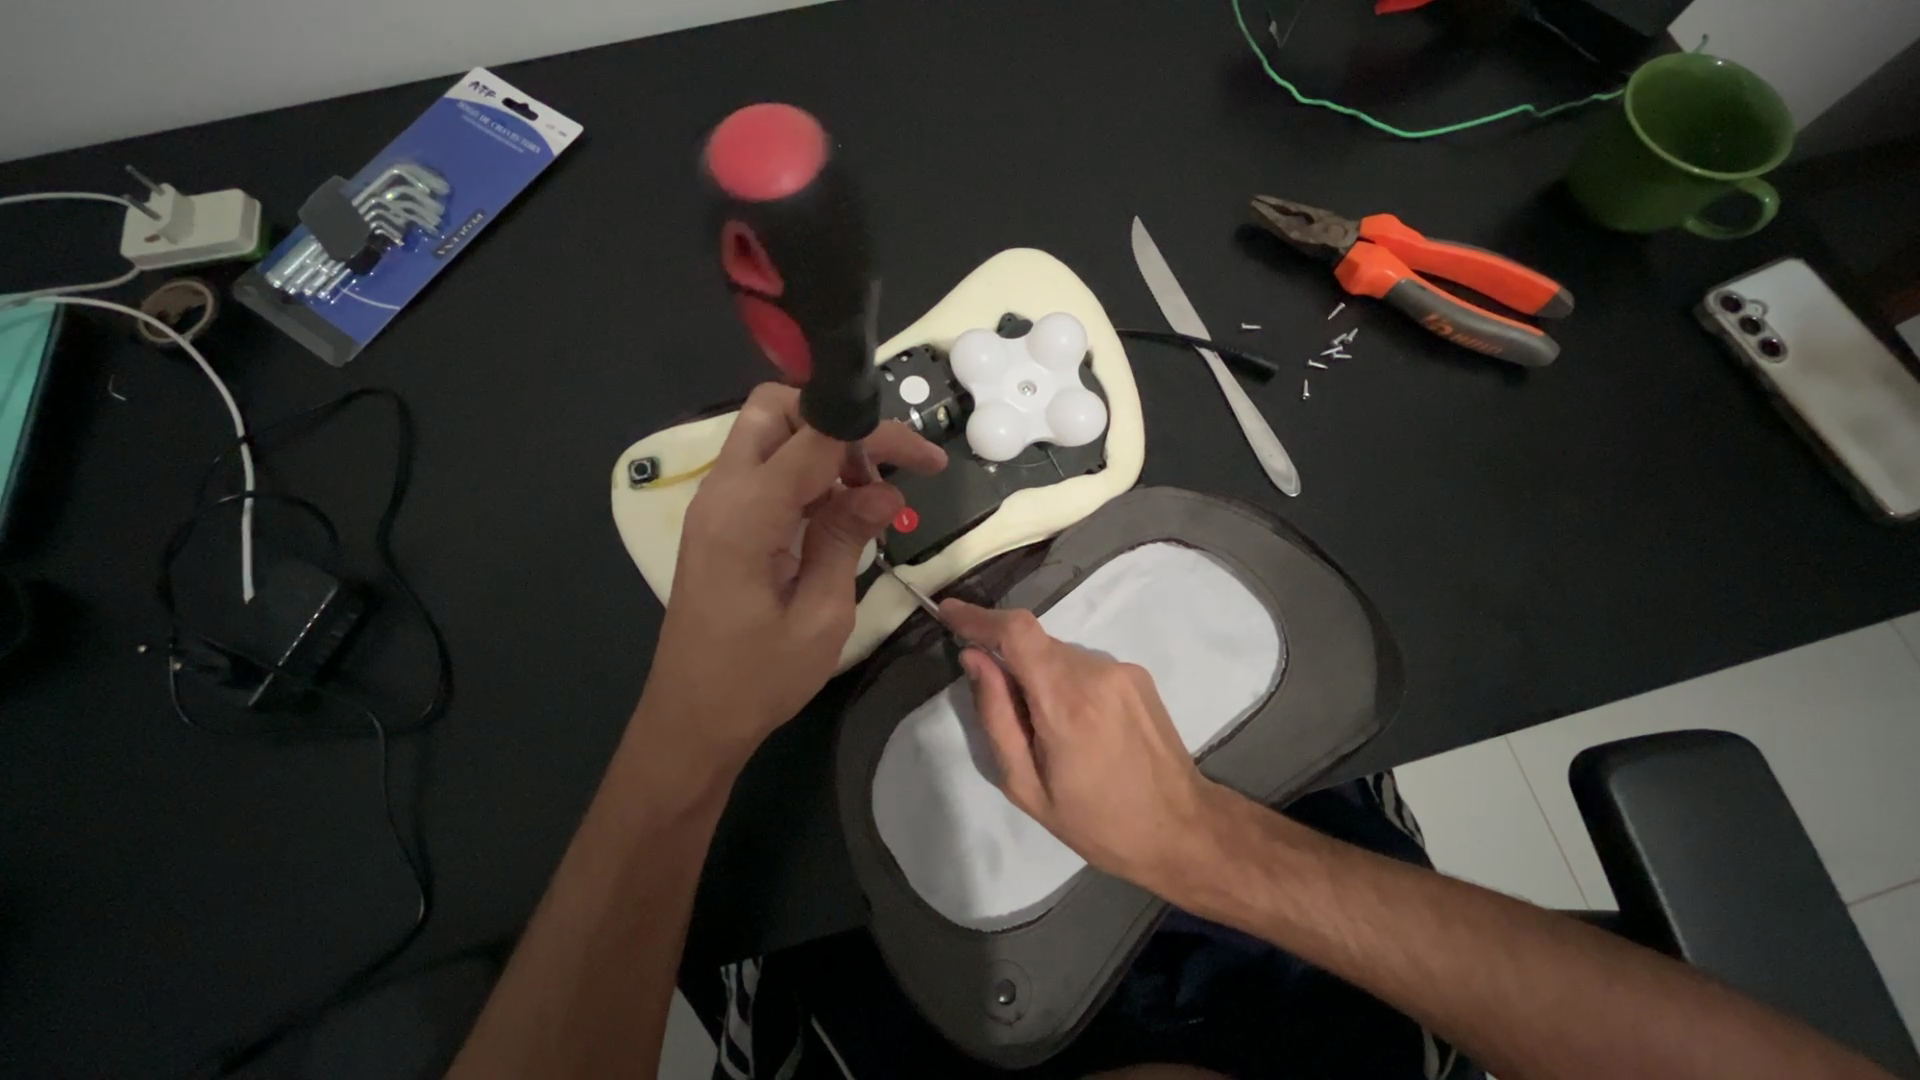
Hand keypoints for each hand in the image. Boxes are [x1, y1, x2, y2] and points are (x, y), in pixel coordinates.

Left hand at [639, 384, 945, 770]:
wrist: (692, 721)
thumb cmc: (758, 680)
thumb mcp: (822, 614)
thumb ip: (848, 539)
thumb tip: (884, 489)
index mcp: (746, 512)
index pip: (816, 435)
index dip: (875, 434)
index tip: (925, 460)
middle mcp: (722, 492)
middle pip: (777, 409)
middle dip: (838, 423)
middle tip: (884, 471)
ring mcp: (715, 506)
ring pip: (770, 436)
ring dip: (824, 448)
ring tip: (872, 497)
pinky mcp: (720, 523)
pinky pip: (764, 472)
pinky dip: (806, 475)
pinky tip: (841, 513)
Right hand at [940, 599, 1234, 893]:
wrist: (1181, 828)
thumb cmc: (1096, 822)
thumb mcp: (1026, 786)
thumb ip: (995, 716)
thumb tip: (974, 659)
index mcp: (1065, 703)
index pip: (1017, 632)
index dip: (978, 617)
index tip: (949, 613)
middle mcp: (1097, 672)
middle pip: (1035, 643)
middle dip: (1009, 663)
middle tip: (1009, 715)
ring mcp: (1122, 670)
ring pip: (1059, 654)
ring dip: (1040, 677)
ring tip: (1053, 734)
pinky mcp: (1138, 674)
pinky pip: (1084, 665)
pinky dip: (1067, 683)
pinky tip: (1081, 728)